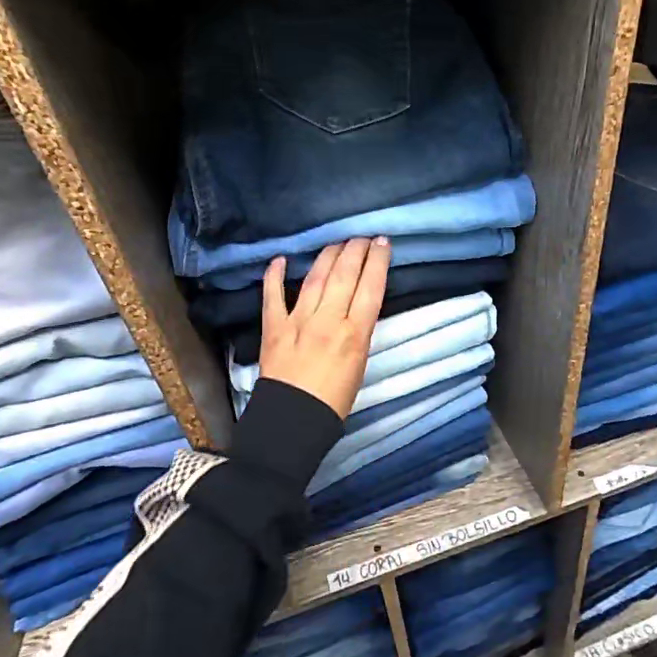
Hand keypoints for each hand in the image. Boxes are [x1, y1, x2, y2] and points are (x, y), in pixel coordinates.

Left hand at [258, 237, 391, 418]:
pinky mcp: (274, 329)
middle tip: (362, 236)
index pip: (370, 287)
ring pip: (316, 280)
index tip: (382, 242)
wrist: (294, 420)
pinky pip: (273, 297)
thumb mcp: (361, 362)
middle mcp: (328, 321)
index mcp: (355, 333)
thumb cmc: (336, 399)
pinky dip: (275, 276)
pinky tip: (282, 260)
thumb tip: (357, 306)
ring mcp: (298, 322)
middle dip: (355, 251)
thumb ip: (359, 331)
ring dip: (328, 256)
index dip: (378, 261)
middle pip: (345, 276)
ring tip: (338, 242)